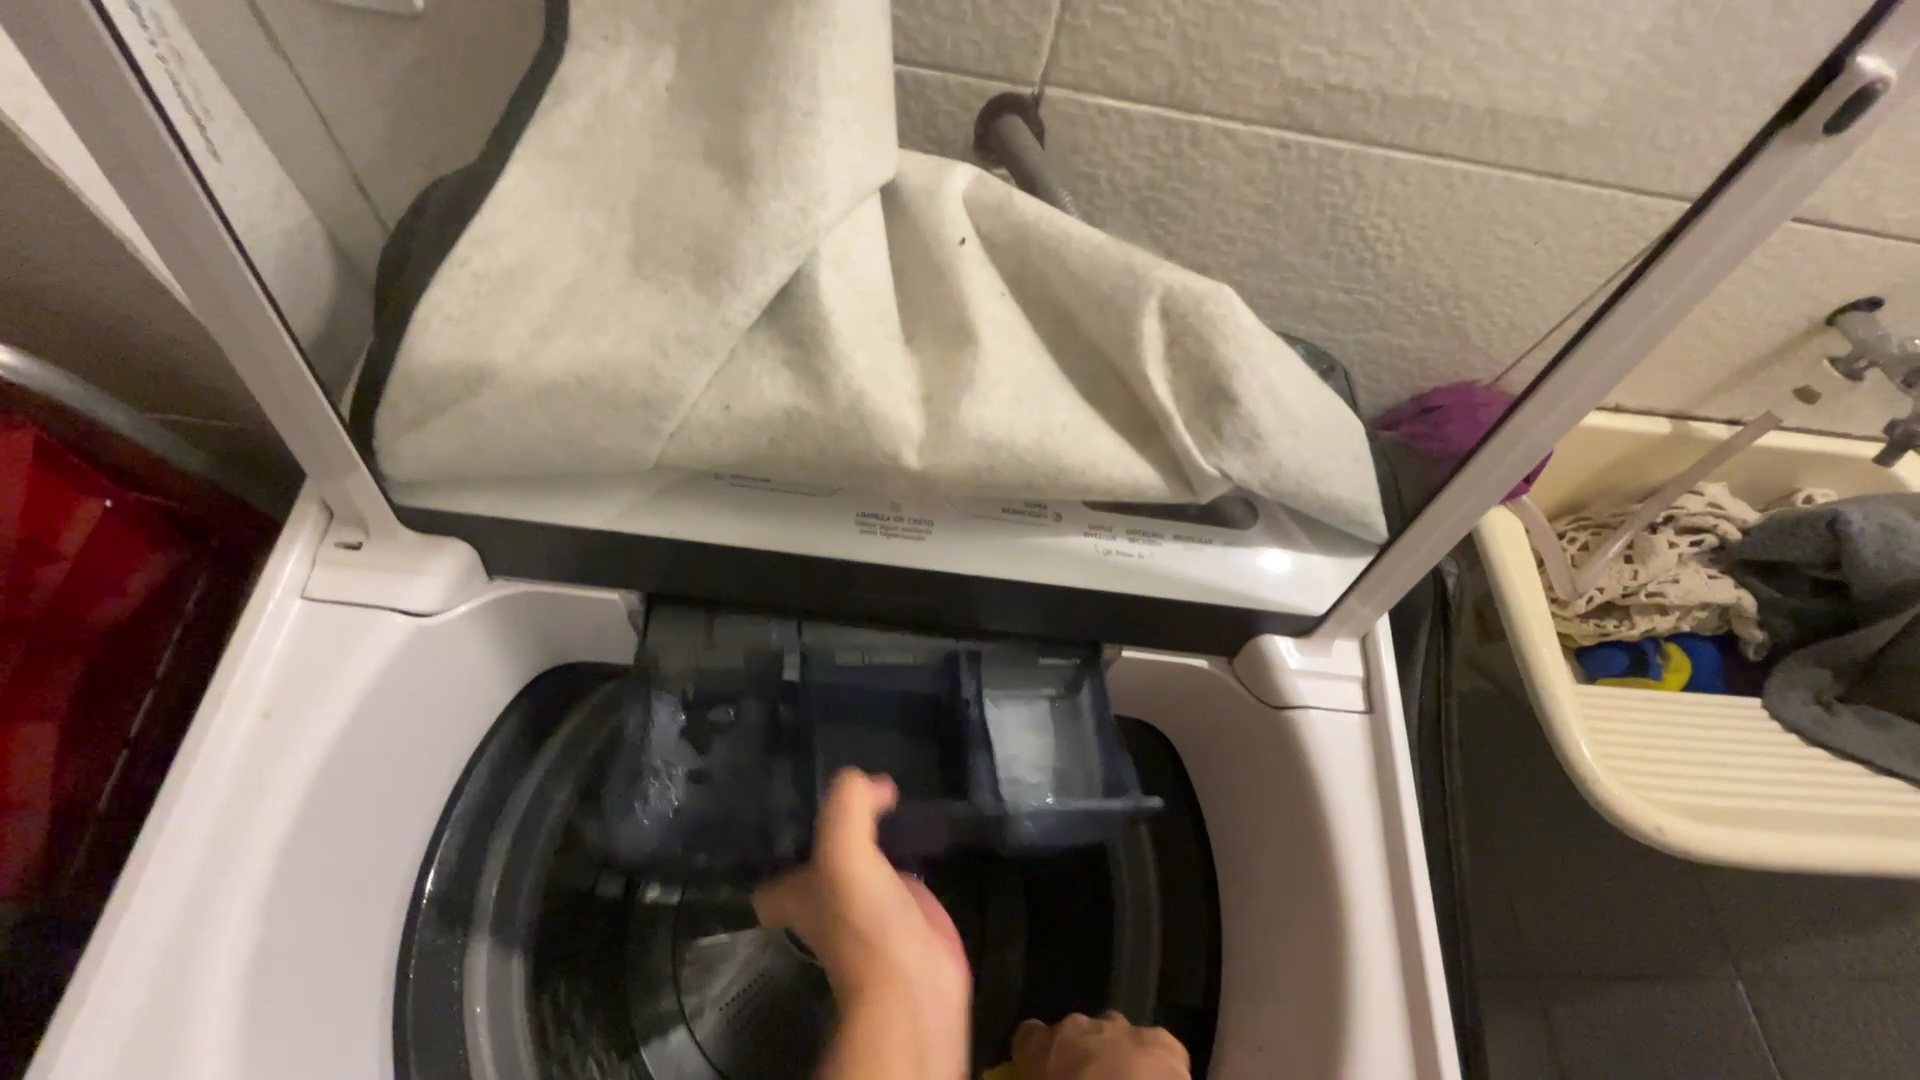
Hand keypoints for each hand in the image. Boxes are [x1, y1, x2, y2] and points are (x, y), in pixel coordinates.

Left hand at [754, 769, 970, 1079]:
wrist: (913, 980)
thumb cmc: (862, 919)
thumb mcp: (842, 850)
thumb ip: (848, 803)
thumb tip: (875, 783)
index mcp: (795, 893)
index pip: (771, 874)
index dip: (777, 848)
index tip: (797, 811)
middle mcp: (825, 899)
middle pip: (819, 859)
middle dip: (830, 830)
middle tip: (851, 793)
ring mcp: (866, 904)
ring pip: (861, 860)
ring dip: (871, 834)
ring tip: (885, 794)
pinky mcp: (906, 907)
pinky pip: (900, 868)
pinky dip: (907, 846)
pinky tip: (918, 824)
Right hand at [1012, 1012, 1190, 1079]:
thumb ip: (1044, 1078)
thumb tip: (1050, 1077)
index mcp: (1042, 1048)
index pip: (1027, 1037)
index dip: (1034, 1057)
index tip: (1040, 1077)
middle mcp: (1078, 1027)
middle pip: (1074, 1035)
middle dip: (1080, 1058)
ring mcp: (1121, 1029)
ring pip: (1114, 1034)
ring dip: (1115, 1056)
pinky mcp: (1161, 1041)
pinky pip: (1153, 1046)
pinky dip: (1153, 1063)